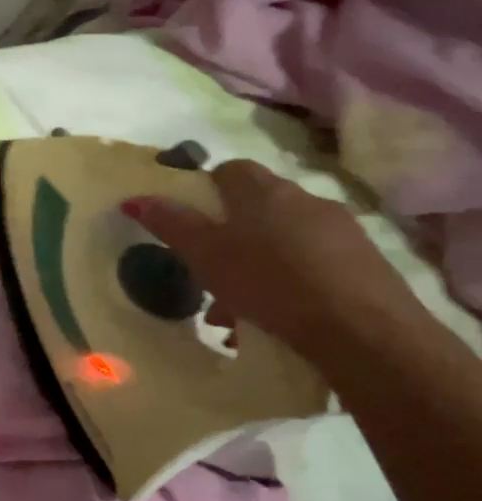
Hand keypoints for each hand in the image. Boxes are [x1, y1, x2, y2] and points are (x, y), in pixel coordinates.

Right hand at [123, 158, 420, 357]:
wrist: (363, 331)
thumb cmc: (271, 282)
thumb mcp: (205, 254)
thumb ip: (171, 223)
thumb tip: (136, 198)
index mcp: (266, 193)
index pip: (230, 170)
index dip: (205, 187)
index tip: (186, 216)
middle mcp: (307, 202)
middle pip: (255, 209)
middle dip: (226, 236)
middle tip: (202, 269)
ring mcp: (341, 233)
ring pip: (280, 242)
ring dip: (252, 266)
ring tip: (230, 308)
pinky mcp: (363, 265)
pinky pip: (307, 267)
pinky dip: (283, 285)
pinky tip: (267, 318)